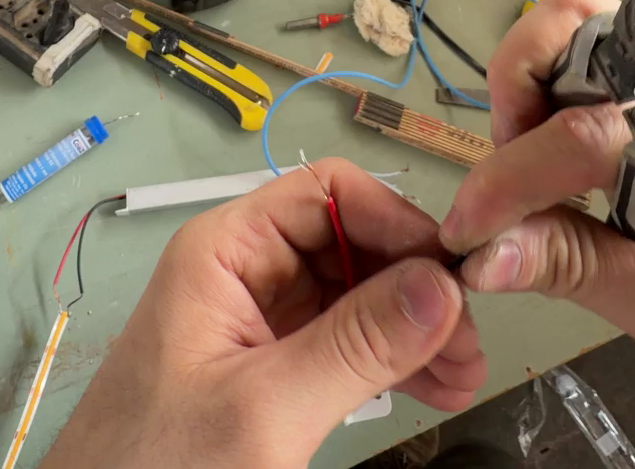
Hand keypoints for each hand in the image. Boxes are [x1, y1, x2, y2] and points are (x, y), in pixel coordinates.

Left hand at [42, 159, 486, 468]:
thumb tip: (442, 285)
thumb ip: (356, 345)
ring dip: (413, 327)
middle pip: (349, 242)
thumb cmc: (165, 464)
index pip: (325, 192)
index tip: (451, 269)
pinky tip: (434, 384)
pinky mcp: (276, 360)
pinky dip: (392, 359)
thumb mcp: (265, 407)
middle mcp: (249, 267)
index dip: (393, 219)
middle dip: (412, 285)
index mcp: (228, 247)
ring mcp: (264, 315)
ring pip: (356, 292)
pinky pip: (346, 340)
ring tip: (464, 374)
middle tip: (469, 339)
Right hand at [439, 0, 634, 406]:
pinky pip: (571, 67)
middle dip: (517, 90)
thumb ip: (581, 271)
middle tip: (507, 171)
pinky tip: (543, 164)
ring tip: (523, 170)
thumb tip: (482, 254)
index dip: (515, 176)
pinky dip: (535, 101)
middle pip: (575, 23)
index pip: (590, 129)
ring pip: (565, 33)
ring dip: (522, 90)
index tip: (467, 231)